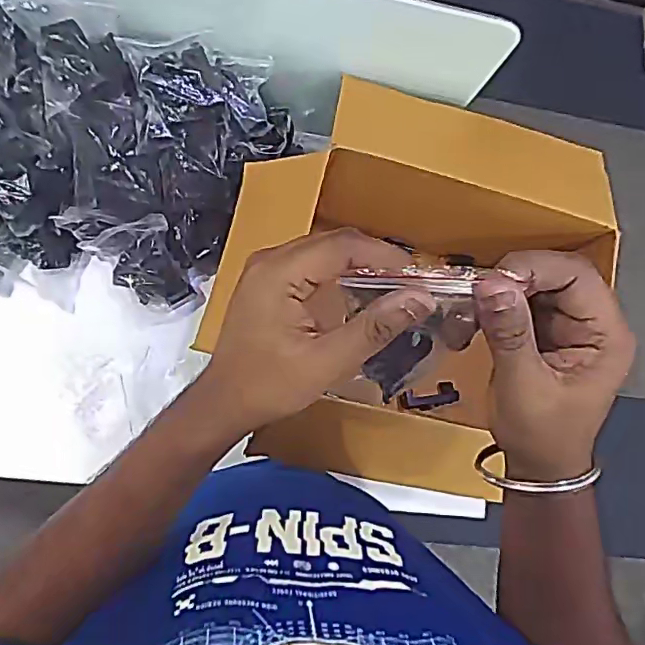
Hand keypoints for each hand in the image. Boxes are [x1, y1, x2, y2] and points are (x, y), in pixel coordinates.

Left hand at [192, 229, 433, 435]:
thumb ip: (374, 328)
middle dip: (377, 259)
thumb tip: (419, 300)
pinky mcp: (269, 282)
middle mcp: (270, 260)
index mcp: (279, 273)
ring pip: (325, 251)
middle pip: (335, 242)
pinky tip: (361, 295)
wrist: (225, 402)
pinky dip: (341, 275)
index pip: (344, 245)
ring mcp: (267, 269)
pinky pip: (313, 265)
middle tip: (412, 283)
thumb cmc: (269, 386)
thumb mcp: (328, 362)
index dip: (386, 256)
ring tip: (394, 288)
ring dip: (361, 265)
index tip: (418, 276)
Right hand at [475, 251, 634, 480]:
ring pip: (536, 284)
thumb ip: (510, 333)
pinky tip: (475, 319)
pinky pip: (521, 303)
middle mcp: (594, 323)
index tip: (494, 280)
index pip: (577, 276)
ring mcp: (570, 326)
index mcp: (607, 335)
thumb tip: (491, 285)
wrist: (540, 468)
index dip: (535, 268)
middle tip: (477, 292)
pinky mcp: (547, 332)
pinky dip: (496, 306)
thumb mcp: (524, 387)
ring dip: (500, 292)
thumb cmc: (543, 437)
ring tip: (471, 310)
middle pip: (557, 273)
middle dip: (514, 278)